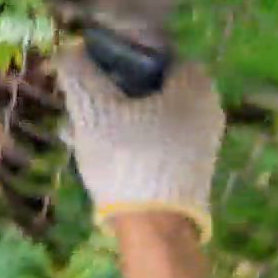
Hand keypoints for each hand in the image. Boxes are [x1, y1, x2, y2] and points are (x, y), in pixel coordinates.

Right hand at [55, 46, 224, 241]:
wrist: (154, 226)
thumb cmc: (128, 155)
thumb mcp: (93, 108)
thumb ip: (79, 73)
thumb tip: (70, 50)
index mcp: (194, 87)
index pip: (160, 54)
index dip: (127, 53)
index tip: (98, 64)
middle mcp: (207, 110)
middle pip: (156, 85)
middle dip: (120, 87)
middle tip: (88, 94)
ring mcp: (203, 143)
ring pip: (154, 113)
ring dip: (122, 113)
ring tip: (85, 124)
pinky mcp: (192, 168)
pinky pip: (158, 138)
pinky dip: (133, 136)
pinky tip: (102, 148)